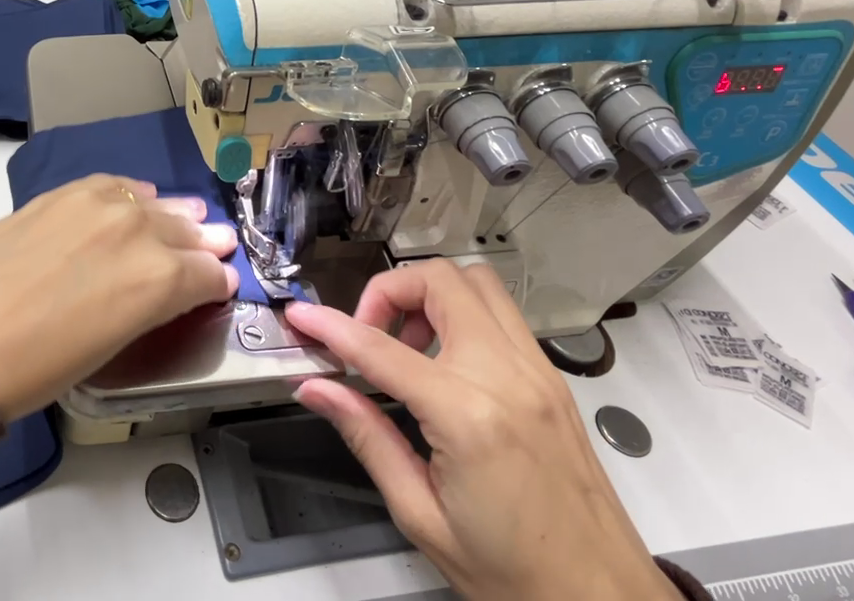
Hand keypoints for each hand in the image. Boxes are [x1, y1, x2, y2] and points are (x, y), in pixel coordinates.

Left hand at [0, 174, 238, 420]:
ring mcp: (97, 206)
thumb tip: (177, 285)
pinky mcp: (61, 194)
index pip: (207, 273)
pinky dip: (130, 193)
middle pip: (185, 232)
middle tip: (215, 247)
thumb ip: (152, 304)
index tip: (218, 286)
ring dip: (172, 214)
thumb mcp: (113, 344)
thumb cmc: (39, 368)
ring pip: (152, 203)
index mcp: (159, 280)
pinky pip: (111, 185)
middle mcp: (138, 232)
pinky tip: (136, 197)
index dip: (216, 282)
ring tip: (187, 217)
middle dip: (203, 244)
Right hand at [286, 262, 676, 600]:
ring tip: (405, 342)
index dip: (330, 327)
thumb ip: (365, 436)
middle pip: (439, 281)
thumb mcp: (420, 514)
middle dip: (388, 291)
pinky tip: (441, 360)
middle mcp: (509, 378)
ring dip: (429, 294)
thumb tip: (317, 390)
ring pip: (477, 282)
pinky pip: (501, 314)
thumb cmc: (515, 575)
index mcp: (470, 417)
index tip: (300, 317)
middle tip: (364, 334)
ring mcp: (539, 373)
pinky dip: (461, 313)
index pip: (381, 349)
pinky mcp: (553, 380)